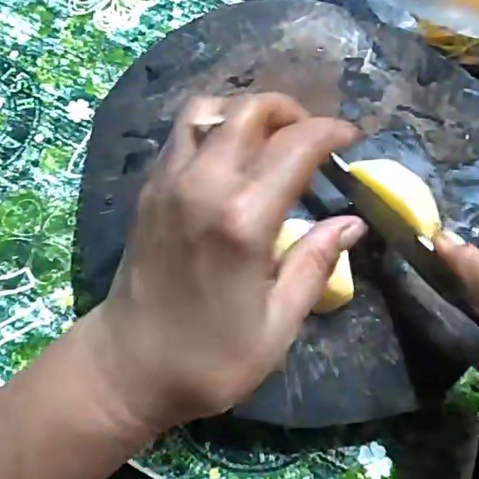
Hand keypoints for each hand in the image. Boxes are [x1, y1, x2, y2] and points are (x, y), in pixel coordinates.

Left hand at [73, 94, 363, 436]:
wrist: (125, 370)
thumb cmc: (209, 359)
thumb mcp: (278, 324)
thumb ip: (315, 263)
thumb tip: (352, 222)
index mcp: (243, 220)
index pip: (295, 145)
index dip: (330, 131)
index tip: (351, 138)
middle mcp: (203, 186)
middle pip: (249, 110)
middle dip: (290, 110)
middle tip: (312, 138)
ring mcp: (169, 181)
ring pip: (208, 109)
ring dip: (247, 113)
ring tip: (271, 141)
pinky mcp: (149, 188)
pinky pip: (184, 132)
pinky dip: (216, 128)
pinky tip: (234, 159)